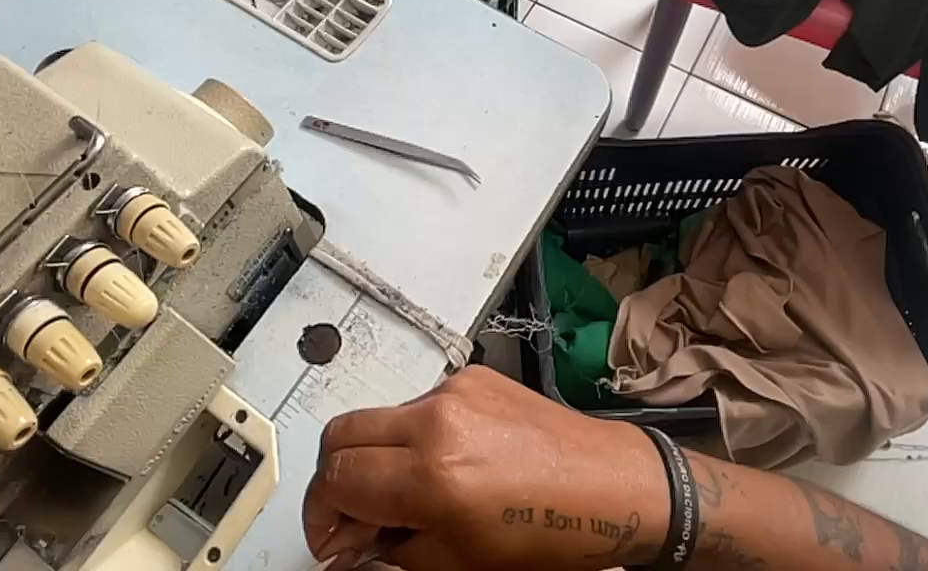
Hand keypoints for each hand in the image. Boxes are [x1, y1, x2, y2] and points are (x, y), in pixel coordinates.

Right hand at [303, 366, 668, 570]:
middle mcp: (438, 419)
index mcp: (433, 473)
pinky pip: (422, 402)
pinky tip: (442, 463)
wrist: (605, 484)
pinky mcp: (474, 375)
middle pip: (342, 433)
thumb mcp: (458, 562)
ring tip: (407, 492)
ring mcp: (456, 389)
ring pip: (381, 416)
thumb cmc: (548, 533)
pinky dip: (415, 434)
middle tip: (351, 513)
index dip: (322, 515)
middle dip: (335, 476)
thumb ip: (390, 548)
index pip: (338, 478)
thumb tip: (350, 539)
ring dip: (378, 454)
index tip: (331, 537)